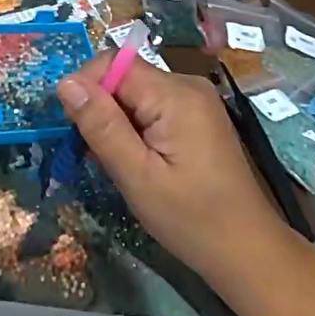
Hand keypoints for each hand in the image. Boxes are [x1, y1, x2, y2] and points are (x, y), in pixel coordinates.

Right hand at [57, 55, 290, 285]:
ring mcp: (195, 99)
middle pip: (124, 76)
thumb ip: (101, 126)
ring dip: (116, 121)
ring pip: (135, 92)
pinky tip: (140, 161)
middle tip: (99, 155)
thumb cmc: (192, 219)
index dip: (86, 87)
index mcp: (176, 94)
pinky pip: (152, 105)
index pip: (113, 63)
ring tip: (121, 163)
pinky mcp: (196, 115)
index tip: (76, 128)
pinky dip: (135, 127)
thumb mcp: (137, 176)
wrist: (249, 252)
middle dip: (102, 109)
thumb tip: (65, 83)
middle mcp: (187, 85)